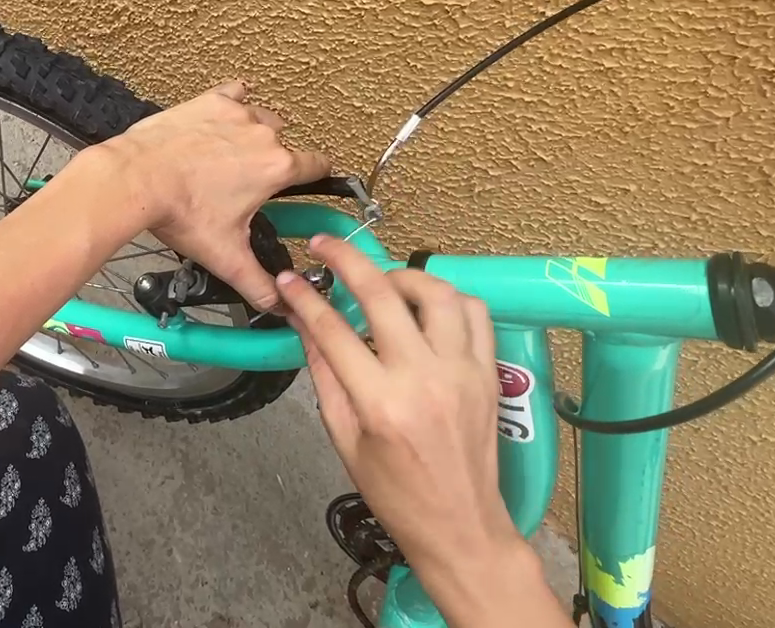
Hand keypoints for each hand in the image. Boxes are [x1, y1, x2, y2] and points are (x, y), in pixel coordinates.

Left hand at [91, 81, 327, 310]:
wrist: (137, 178)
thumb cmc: (180, 212)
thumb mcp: (225, 255)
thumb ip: (257, 283)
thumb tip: (276, 304)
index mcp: (276, 168)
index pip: (317, 164)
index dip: (320, 172)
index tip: (317, 176)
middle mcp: (262, 134)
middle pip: (283, 142)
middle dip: (272, 159)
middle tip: (251, 179)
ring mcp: (234, 113)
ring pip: (259, 118)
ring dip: (253, 132)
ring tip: (233, 151)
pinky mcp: (207, 101)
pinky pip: (233, 91)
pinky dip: (234, 99)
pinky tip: (228, 107)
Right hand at [277, 238, 561, 626]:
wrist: (461, 529)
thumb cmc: (394, 492)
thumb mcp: (342, 436)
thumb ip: (324, 373)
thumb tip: (303, 322)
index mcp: (381, 403)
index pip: (332, 330)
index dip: (303, 297)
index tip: (287, 278)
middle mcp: (424, 379)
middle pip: (381, 294)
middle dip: (346, 259)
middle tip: (325, 245)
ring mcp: (462, 372)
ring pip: (436, 293)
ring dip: (402, 274)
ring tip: (380, 280)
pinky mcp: (488, 374)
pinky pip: (475, 314)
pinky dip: (447, 297)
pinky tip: (423, 304)